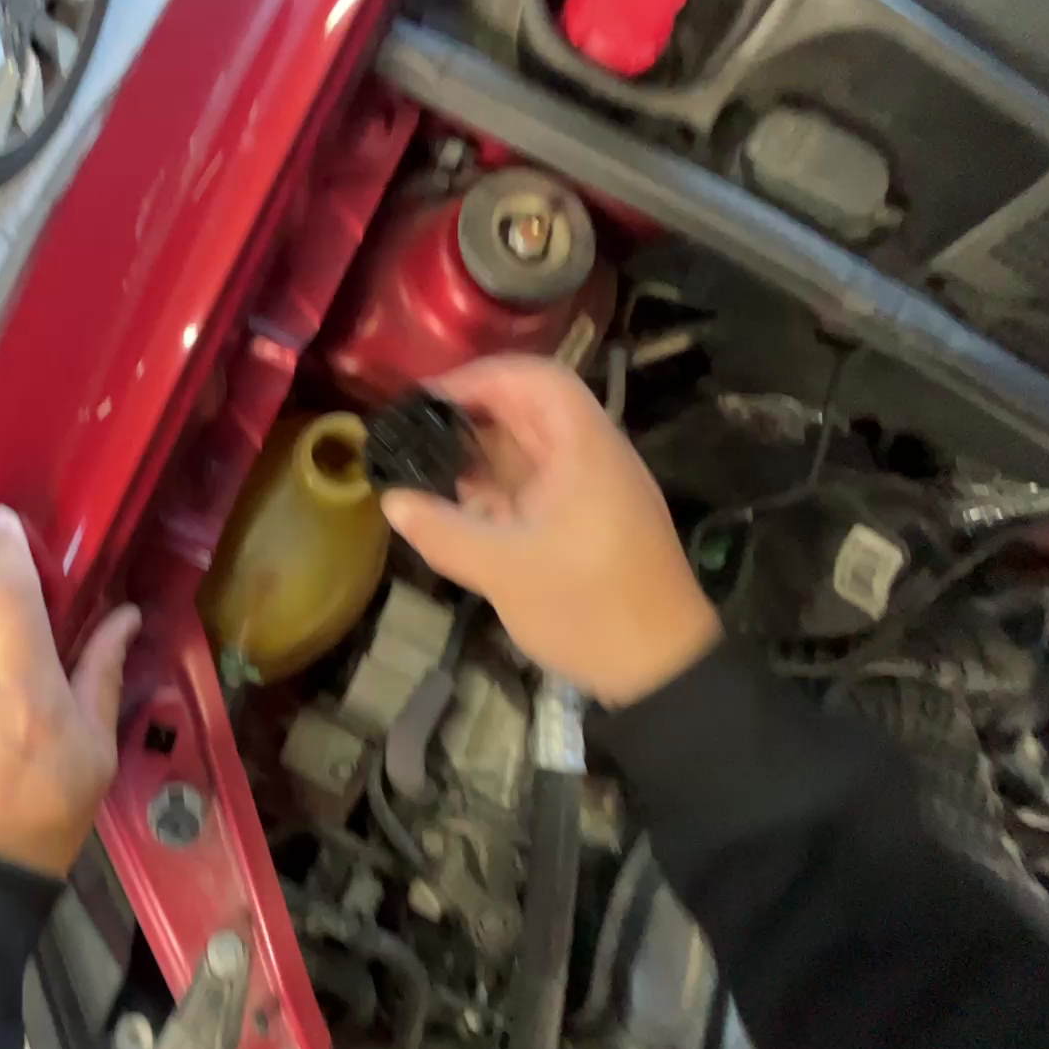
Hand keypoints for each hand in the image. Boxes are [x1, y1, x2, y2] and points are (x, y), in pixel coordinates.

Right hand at [380, 357, 719, 704]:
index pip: (534, 379)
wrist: (657, 670)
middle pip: (523, 411)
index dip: (478, 377)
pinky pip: (522, 485)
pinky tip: (449, 505)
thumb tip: (391, 501)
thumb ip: (444, 532)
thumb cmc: (591, 609)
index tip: (425, 402)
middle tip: (408, 435)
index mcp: (583, 451)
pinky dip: (485, 488)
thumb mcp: (507, 571)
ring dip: (471, 455)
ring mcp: (579, 490)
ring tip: (418, 467)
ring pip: (519, 449)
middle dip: (465, 417)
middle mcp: (584, 458)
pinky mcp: (573, 519)